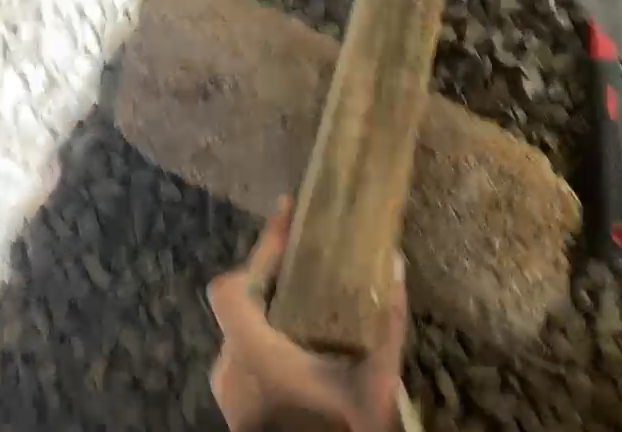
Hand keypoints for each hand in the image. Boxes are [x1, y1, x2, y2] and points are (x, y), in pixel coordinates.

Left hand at [206, 197, 407, 429]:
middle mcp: (228, 365)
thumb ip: (388, 325)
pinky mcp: (233, 407)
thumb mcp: (375, 385)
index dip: (259, 245)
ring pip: (241, 326)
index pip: (232, 285)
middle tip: (307, 251)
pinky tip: (303, 337)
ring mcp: (226, 390)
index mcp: (252, 353)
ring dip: (270, 303)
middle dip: (271, 269)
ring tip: (309, 291)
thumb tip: (395, 264)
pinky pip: (244, 350)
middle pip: (239, 298)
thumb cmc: (338, 430)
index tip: (286, 210)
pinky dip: (268, 331)